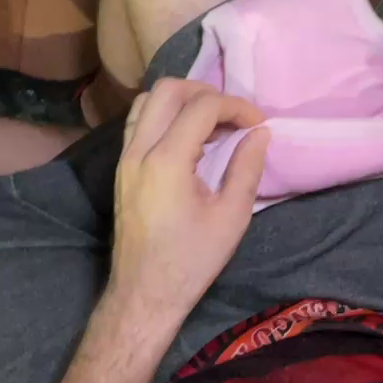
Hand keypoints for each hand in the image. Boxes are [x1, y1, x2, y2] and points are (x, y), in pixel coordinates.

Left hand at [109, 78, 271, 327]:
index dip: (236, 107)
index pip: (202, 107)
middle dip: (206, 92)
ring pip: (148, 101)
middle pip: (168, 90)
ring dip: (182, 101)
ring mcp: (125, 158)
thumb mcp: (232, 216)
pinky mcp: (122, 168)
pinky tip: (190, 139)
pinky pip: (139, 122)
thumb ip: (247, 168)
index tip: (259, 125)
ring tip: (212, 123)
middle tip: (234, 116)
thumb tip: (260, 134)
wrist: (145, 292)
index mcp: (166, 161)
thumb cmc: (192, 260)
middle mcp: (139, 150)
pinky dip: (165, 115)